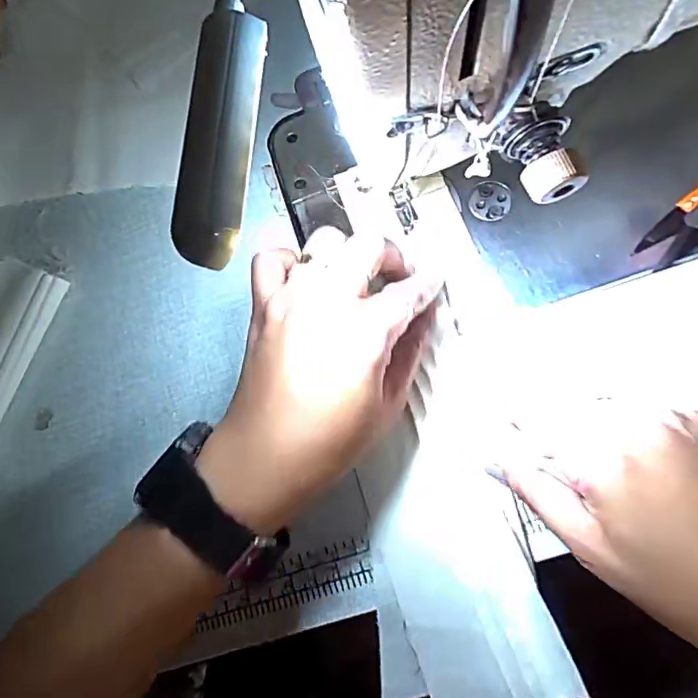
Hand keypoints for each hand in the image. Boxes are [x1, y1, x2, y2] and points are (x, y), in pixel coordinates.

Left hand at [198, 228, 443, 534]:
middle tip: (401, 278)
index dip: (429, 286)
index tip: (434, 283)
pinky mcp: (263, 305)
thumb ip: (409, 350)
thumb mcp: (387, 402)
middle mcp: (326, 302)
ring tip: (357, 278)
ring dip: (349, 253)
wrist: (265, 457)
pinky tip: (308, 279)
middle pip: (369, 245)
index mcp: (364, 330)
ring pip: (326, 241)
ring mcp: (291, 298)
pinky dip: (293, 259)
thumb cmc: (326, 442)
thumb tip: (422, 319)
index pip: (408, 291)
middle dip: (394, 256)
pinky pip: (273, 259)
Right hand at [500, 406, 697, 697]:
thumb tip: (497, 452)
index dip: (514, 419)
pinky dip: (653, 429)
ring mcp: (689, 407)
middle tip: (570, 462)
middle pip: (575, 398)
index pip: (535, 415)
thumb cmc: (689, 594)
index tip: (501, 423)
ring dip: (606, 422)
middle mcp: (644, 413)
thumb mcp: (599, 554)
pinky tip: (676, 471)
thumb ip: (540, 493)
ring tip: (631, 475)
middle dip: (559, 420)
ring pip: (621, 401)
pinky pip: (666, 409)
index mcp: (606, 453)